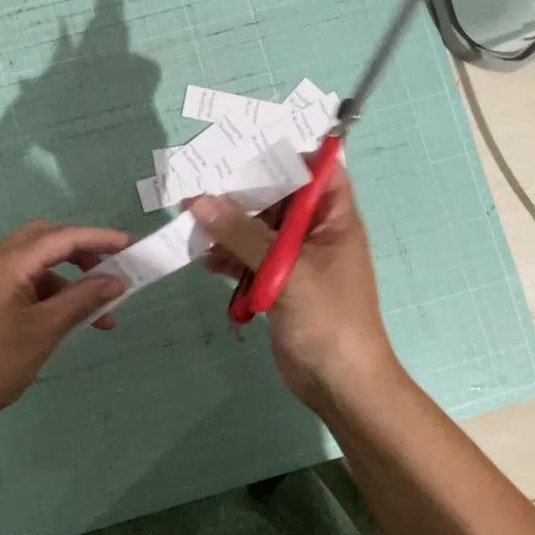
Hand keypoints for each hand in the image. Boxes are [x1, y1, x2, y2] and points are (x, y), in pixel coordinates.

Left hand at [0, 220, 131, 443]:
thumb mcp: (45, 330)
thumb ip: (82, 299)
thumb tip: (116, 279)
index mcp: (8, 262)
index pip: (62, 237)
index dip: (101, 239)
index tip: (133, 247)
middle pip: (46, 239)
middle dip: (82, 251)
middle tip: (111, 272)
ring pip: (35, 263)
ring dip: (68, 280)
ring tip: (98, 313)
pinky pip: (22, 281)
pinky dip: (49, 293)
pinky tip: (66, 320)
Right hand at [189, 167, 400, 406]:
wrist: (340, 384)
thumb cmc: (328, 318)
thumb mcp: (285, 269)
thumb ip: (242, 234)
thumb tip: (200, 200)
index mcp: (334, 220)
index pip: (319, 172)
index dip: (289, 157)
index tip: (247, 151)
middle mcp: (316, 234)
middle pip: (278, 200)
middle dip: (242, 195)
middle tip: (201, 188)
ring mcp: (296, 261)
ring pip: (258, 231)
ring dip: (229, 229)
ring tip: (194, 228)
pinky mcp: (279, 286)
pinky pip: (250, 260)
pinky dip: (230, 259)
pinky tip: (207, 261)